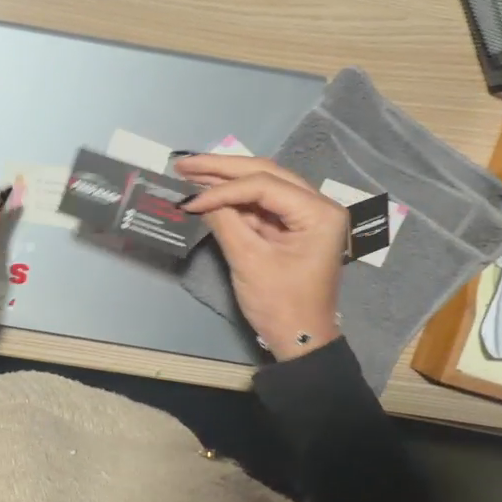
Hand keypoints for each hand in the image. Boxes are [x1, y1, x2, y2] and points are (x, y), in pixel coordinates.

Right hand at [174, 154, 347, 358]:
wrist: (299, 339)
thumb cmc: (281, 304)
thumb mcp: (249, 261)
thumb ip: (224, 222)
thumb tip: (195, 197)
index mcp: (318, 212)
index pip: (264, 185)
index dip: (222, 189)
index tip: (189, 198)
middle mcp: (316, 204)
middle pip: (264, 173)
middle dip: (222, 169)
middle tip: (183, 163)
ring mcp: (303, 214)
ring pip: (260, 184)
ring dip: (225, 180)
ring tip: (190, 172)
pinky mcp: (289, 226)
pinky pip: (259, 204)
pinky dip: (232, 199)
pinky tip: (207, 192)